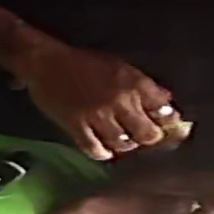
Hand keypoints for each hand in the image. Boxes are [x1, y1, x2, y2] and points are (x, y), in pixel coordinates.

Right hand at [14, 42, 185, 160]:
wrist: (45, 62)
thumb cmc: (82, 61)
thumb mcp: (119, 66)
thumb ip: (143, 86)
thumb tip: (165, 103)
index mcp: (135, 84)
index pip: (165, 113)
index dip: (168, 123)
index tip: (163, 126)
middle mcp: (120, 102)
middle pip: (148, 134)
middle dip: (147, 138)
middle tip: (140, 136)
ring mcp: (97, 115)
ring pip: (122, 143)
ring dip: (123, 145)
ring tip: (119, 141)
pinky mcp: (75, 124)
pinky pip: (93, 147)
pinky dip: (101, 152)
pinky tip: (102, 151)